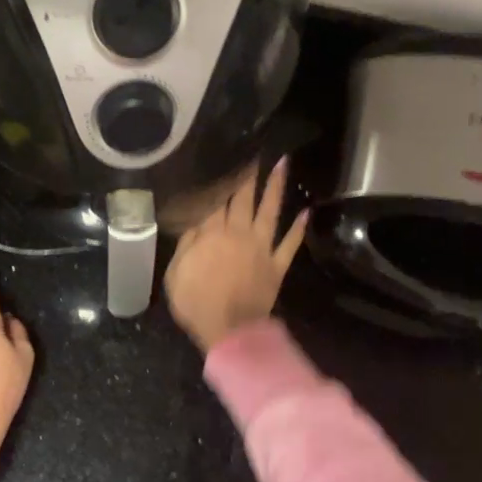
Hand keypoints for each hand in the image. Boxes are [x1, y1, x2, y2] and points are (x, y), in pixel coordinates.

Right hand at [165, 158, 307, 351]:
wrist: (228, 329)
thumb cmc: (196, 302)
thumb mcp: (176, 273)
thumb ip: (186, 244)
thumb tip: (195, 221)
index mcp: (211, 234)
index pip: (214, 200)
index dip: (219, 180)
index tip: (225, 159)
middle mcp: (238, 234)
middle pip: (243, 199)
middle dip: (248, 175)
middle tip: (254, 152)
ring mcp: (261, 248)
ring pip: (269, 212)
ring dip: (276, 187)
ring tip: (282, 164)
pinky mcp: (277, 266)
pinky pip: (290, 244)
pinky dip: (298, 228)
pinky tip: (305, 212)